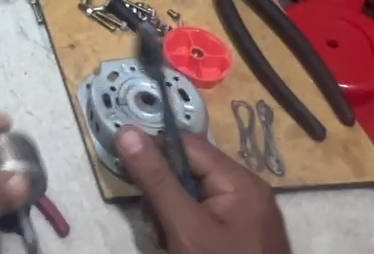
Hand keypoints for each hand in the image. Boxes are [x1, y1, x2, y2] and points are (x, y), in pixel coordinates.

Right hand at [118, 126, 290, 253]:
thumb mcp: (183, 228)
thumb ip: (155, 178)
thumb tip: (126, 130)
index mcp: (240, 181)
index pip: (185, 143)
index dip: (153, 151)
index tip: (127, 171)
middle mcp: (247, 190)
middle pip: (188, 167)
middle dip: (163, 190)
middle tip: (154, 221)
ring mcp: (246, 214)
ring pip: (191, 191)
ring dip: (170, 211)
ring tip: (167, 241)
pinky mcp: (241, 234)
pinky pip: (203, 213)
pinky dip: (185, 225)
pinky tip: (178, 246)